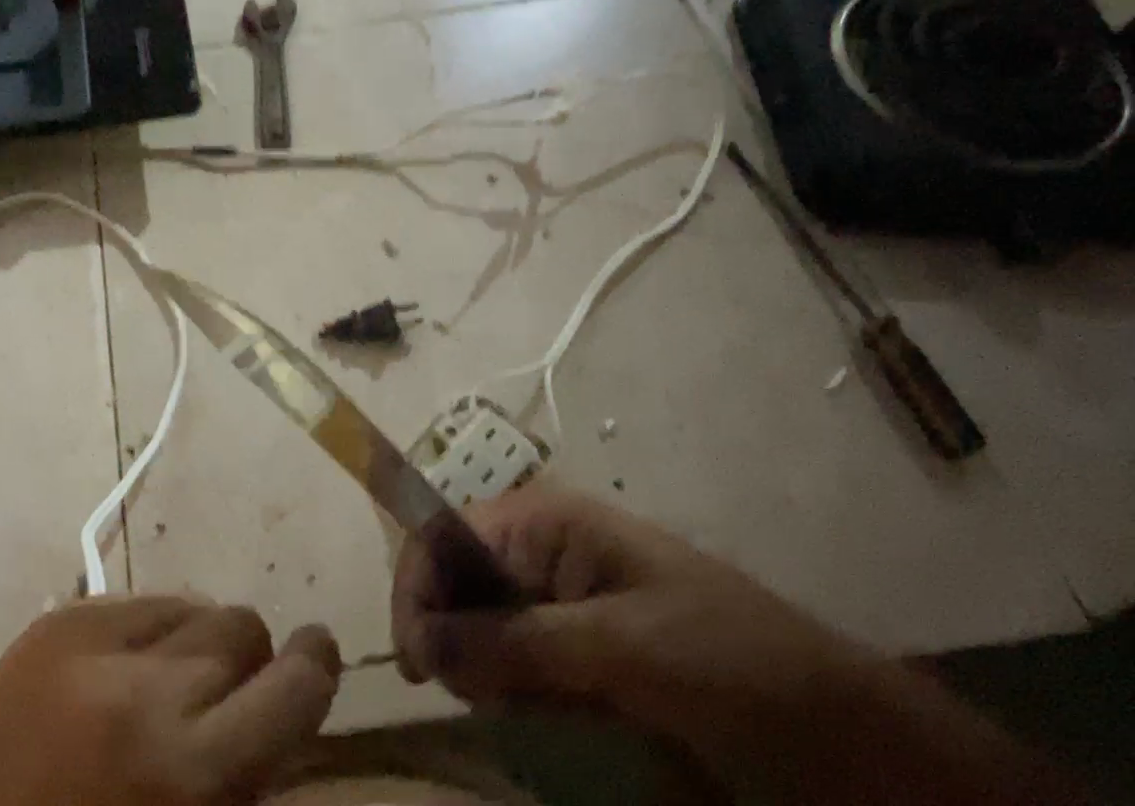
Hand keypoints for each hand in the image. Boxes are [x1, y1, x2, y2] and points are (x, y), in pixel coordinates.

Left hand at [0, 596, 341, 805]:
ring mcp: (90, 645)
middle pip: (240, 626)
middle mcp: (146, 691)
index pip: (294, 685)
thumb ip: (252, 768)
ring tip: (167, 678)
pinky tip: (123, 667)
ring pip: (190, 602)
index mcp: (193, 769)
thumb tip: (286, 703)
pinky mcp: (52, 624)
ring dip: (193, 639)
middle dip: (244, 660)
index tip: (315, 656)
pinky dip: (145, 630)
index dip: (315, 665)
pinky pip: (133, 600)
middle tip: (221, 695)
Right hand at [392, 482, 1083, 805]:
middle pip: (451, 582)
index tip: (416, 663)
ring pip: (475, 629)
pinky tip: (562, 711)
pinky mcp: (572, 648)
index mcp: (547, 522)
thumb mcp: (619, 648)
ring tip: (547, 704)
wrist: (839, 733)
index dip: (417, 588)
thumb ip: (511, 642)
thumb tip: (419, 644)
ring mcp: (556, 601)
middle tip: (490, 694)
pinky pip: (510, 664)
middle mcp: (540, 551)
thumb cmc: (728, 661)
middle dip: (457, 639)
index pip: (442, 535)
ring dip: (491, 673)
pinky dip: (518, 692)